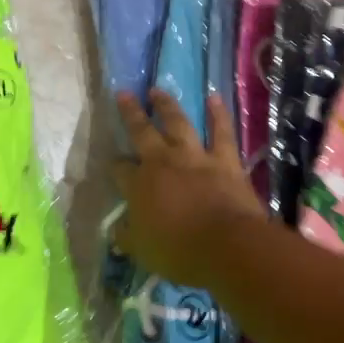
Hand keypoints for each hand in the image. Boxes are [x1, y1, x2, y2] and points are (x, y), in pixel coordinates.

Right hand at [112, 90, 265, 287]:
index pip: (120, 170)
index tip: (115, 166)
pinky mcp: (225, 161)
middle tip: (123, 94)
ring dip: (166, 106)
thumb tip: (117, 231)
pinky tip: (214, 98)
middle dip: (131, 113)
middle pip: (141, 132)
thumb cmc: (181, 252)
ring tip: (158, 90)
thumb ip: (128, 237)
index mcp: (138, 185)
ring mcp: (194, 158)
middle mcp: (162, 163)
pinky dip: (218, 115)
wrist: (229, 247)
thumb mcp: (144, 251)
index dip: (116, 166)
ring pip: (177, 123)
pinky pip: (221, 133)